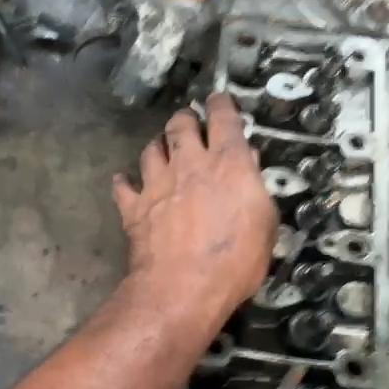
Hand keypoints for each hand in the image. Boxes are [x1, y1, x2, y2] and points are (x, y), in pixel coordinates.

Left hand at [113, 93, 275, 325]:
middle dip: (185, 119)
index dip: (221, 104)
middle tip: (188, 122)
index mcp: (228, 163)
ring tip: (161, 150)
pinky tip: (125, 183)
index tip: (219, 100)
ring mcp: (156, 183)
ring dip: (158, 146)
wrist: (183, 287)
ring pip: (151, 149)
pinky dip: (125, 182)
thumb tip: (249, 161)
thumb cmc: (235, 260)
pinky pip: (123, 186)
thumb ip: (256, 188)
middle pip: (180, 125)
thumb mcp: (265, 224)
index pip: (224, 118)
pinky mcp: (133, 207)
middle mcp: (189, 163)